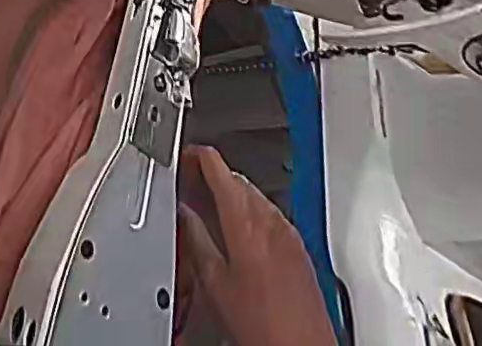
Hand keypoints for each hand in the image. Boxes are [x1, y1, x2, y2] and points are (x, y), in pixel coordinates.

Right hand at [178, 146, 333, 345]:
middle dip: (213, 176)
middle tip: (192, 184)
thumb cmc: (264, 326)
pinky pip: (270, 213)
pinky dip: (250, 212)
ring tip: (211, 208)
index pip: (218, 167)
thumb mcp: (215, 283)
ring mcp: (286, 230)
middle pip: (237, 178)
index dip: (198, 156)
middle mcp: (269, 218)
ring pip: (254, 194)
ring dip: (232, 193)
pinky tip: (240, 233)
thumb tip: (184, 215)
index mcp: (245, 221)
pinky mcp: (297, 244)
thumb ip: (196, 240)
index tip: (186, 156)